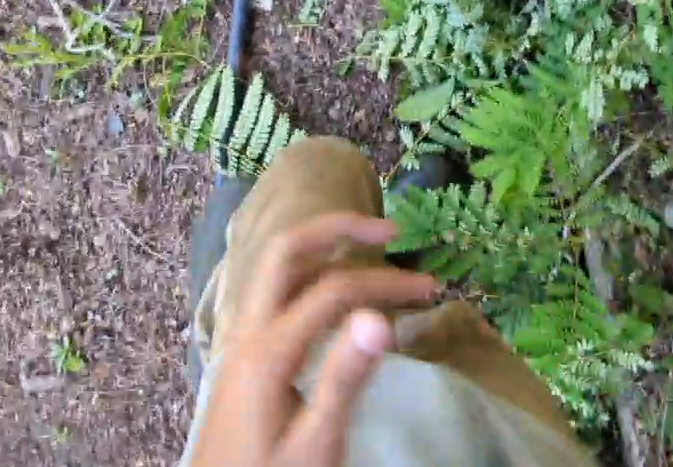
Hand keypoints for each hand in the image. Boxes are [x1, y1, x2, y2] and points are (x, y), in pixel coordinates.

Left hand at [189, 212, 439, 466]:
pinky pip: (277, 291)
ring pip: (280, 267)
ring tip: (374, 251)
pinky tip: (340, 292)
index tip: (429, 290)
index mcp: (269, 349)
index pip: (334, 289)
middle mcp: (249, 329)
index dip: (385, 282)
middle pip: (288, 249)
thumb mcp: (315, 443)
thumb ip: (344, 378)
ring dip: (327, 249)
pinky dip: (313, 274)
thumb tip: (381, 317)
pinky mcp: (245, 351)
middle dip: (340, 229)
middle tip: (389, 232)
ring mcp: (242, 337)